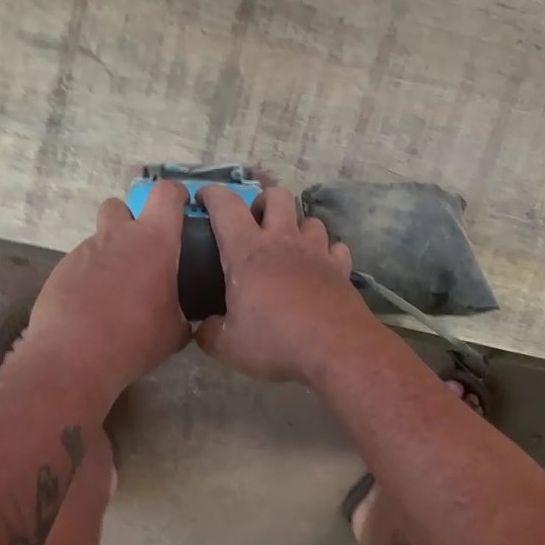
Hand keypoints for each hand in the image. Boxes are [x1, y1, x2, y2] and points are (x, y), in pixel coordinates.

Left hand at [13, 182, 193, 398]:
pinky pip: (81, 265)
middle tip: (138, 254)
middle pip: (120, 205)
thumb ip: (181, 313)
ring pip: (100, 240)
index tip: (180, 206)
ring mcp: (85, 251)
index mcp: (154, 241)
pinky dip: (89, 278)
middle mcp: (117, 236)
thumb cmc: (135, 338)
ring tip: (113, 294)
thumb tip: (182, 318)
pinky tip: (91, 308)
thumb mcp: (174, 331)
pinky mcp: (60, 270)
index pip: (166, 194)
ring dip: (109, 256)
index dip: (175, 194)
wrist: (73, 357)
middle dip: (129, 220)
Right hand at [194, 184, 382, 383]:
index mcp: (248, 251)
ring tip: (289, 247)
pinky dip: (327, 252)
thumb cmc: (275, 341)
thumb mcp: (227, 346)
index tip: (204, 197)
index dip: (213, 195)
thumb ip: (209, 333)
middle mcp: (283, 241)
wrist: (335, 349)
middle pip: (277, 196)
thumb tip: (205, 328)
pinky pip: (335, 247)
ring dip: (297, 226)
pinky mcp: (340, 267)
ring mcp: (316, 251)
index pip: (226, 207)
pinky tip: (320, 266)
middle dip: (263, 201)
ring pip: (309, 219)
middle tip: (255, 224)